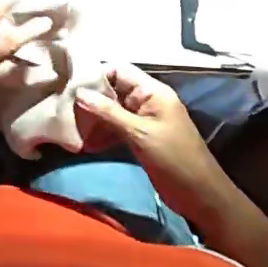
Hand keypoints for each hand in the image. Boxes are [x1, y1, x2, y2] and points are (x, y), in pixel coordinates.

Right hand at [74, 63, 239, 225]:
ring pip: (111, 109)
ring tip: (72, 128)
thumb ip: (109, 112)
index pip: (118, 70)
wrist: (202, 196)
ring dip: (94, 118)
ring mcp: (143, 119)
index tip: (71, 86)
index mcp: (152, 91)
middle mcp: (147, 100)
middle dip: (90, 98)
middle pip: (112, 89)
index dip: (95, 75)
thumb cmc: (174, 159)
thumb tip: (79, 92)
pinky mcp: (140, 136)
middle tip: (65, 108)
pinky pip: (116, 126)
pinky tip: (86, 143)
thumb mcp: (140, 133)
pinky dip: (103, 132)